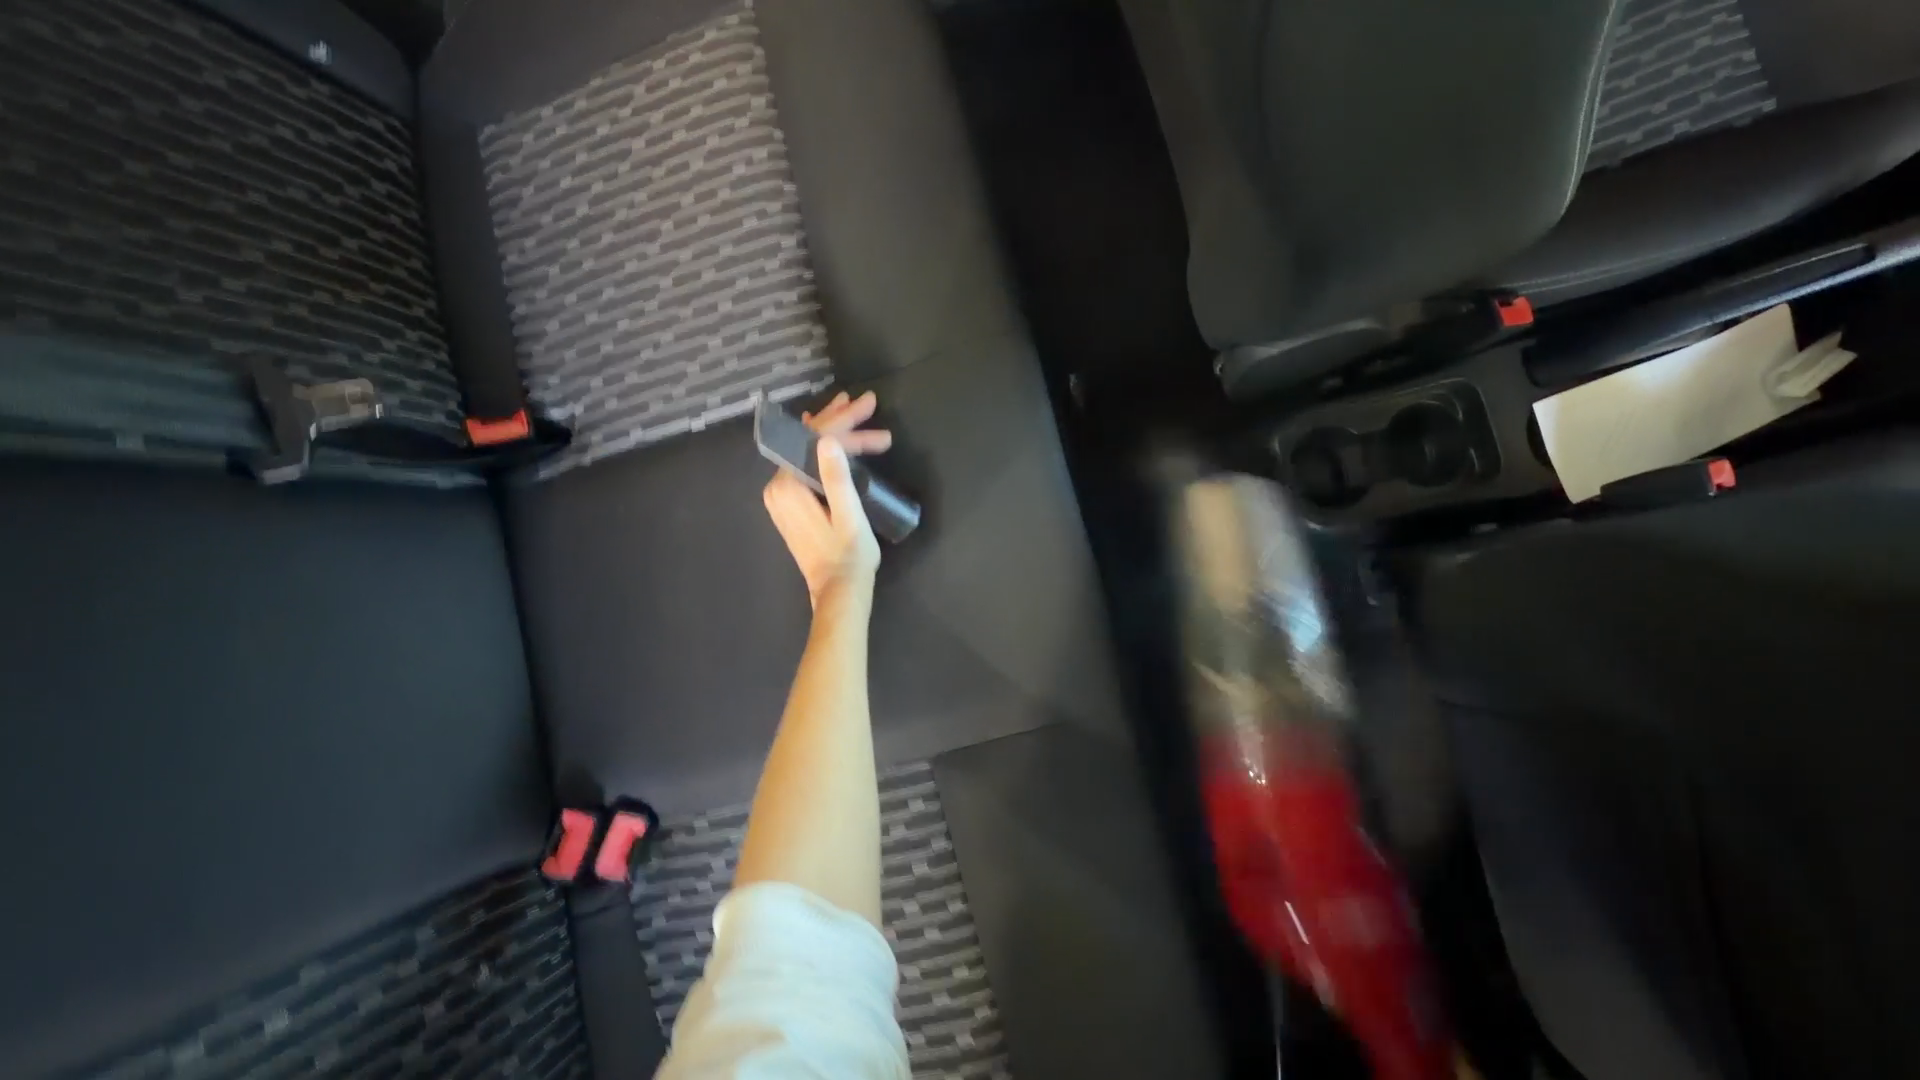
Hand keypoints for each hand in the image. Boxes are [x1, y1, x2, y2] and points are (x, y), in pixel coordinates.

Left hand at [762, 392, 892, 607]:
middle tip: (868, 404)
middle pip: (808, 443)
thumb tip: (827, 440)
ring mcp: (782, 497)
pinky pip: (804, 466)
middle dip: (841, 423)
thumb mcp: (849, 515)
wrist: (839, 591)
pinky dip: (823, 452)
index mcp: (789, 486)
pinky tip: (830, 439)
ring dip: (834, 435)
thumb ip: (837, 477)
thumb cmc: (849, 555)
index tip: (869, 405)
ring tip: (855, 414)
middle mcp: (778, 487)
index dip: (845, 421)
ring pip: (807, 452)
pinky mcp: (791, 505)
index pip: (815, 440)